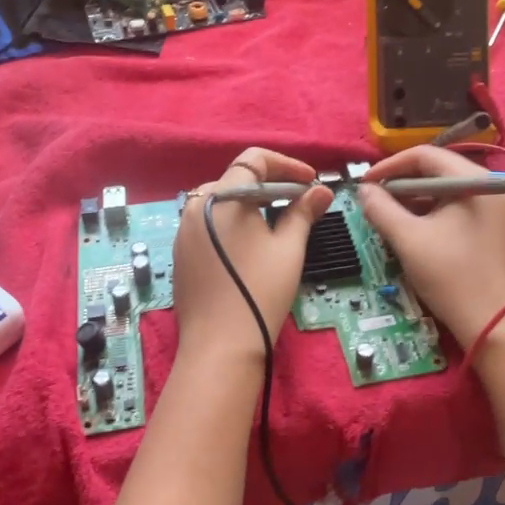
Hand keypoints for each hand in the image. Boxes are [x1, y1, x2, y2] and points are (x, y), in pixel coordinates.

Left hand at [171, 148, 332, 364]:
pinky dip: (233, 223)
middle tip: (301, 201)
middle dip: (271, 184)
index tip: (310, 181)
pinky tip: (252, 244)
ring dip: (251, 203)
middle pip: (236, 178)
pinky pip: (209, 223)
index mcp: (222, 196)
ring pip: (221, 201)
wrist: (220, 345)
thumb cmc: (261, 290)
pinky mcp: (182, 252)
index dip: (286, 164)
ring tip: (279, 221)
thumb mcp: (289, 248)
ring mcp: (184, 230)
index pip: (253, 159)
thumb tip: (322, 191)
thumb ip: (303, 212)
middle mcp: (196, 205)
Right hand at [356, 146, 504, 350]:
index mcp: (474, 181)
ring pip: (443, 191)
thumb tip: (364, 191)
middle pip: (435, 170)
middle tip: (373, 201)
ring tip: (386, 217)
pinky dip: (429, 214)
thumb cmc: (452, 278)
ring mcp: (493, 208)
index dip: (389, 166)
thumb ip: (381, 209)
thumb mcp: (408, 240)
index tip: (364, 184)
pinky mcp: (490, 227)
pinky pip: (454, 208)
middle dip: (400, 183)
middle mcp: (488, 186)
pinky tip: (410, 230)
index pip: (425, 155)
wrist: (494, 326)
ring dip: (413, 200)